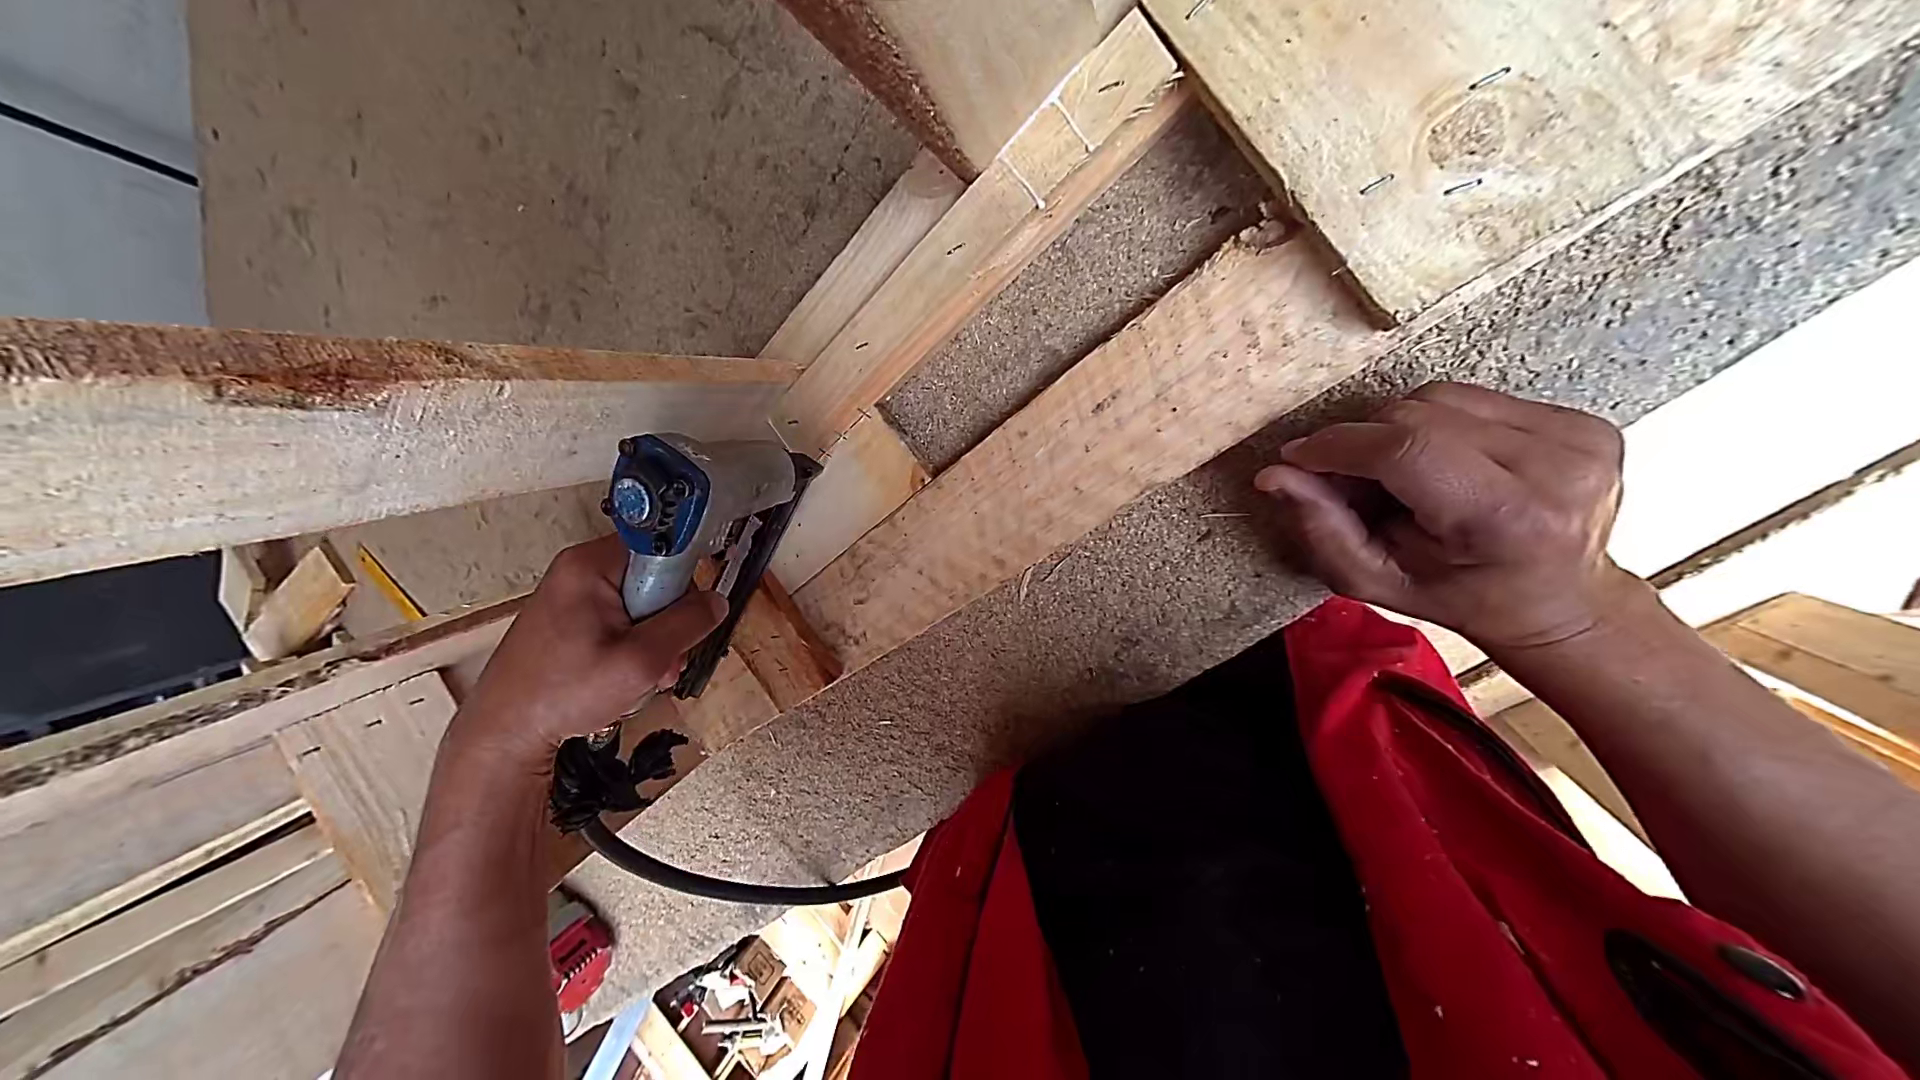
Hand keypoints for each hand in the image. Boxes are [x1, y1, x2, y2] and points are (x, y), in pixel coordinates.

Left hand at [444, 534, 727, 770]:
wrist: (505, 734)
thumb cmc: (560, 695)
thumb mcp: (643, 659)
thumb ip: (689, 624)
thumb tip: (717, 602)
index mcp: (590, 565)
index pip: (661, 546)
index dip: (682, 580)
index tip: (686, 611)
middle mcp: (580, 571)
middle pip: (656, 579)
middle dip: (670, 621)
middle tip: (662, 656)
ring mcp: (574, 596)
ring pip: (643, 605)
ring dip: (655, 641)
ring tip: (643, 674)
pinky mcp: (573, 619)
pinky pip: (623, 620)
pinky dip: (634, 647)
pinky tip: (627, 675)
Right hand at [1255, 382, 1646, 651]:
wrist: (1559, 601)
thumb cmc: (1459, 597)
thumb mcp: (1375, 579)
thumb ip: (1321, 526)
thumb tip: (1274, 475)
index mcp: (1507, 518)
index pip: (1405, 449)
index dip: (1338, 446)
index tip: (1298, 458)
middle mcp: (1555, 467)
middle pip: (1417, 414)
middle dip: (1362, 442)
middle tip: (1349, 482)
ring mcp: (1576, 437)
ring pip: (1440, 397)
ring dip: (1395, 430)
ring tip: (1399, 476)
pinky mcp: (1580, 421)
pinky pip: (1472, 398)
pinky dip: (1435, 424)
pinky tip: (1439, 462)